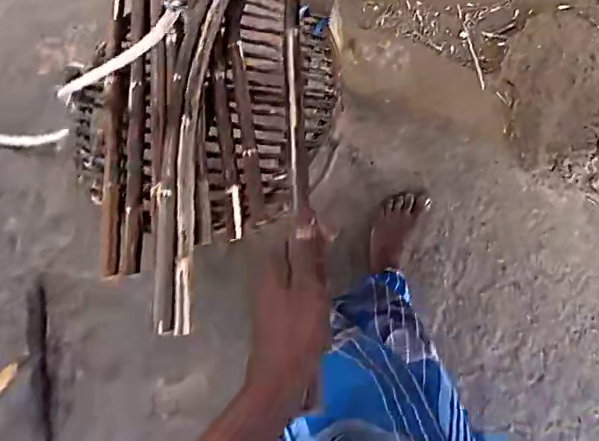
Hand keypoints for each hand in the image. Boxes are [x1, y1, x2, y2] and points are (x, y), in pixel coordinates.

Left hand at [243, 213, 332, 403]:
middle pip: (295, 255)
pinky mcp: (276, 318)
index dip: (313, 232)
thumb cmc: (297, 331)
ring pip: (298, 277)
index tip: (332, 236)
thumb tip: (306, 216)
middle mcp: (266, 277)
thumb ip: (308, 251)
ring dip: (315, 282)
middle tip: (329, 276)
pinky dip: (310, 300)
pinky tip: (320, 315)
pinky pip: (297, 297)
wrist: (280, 383)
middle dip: (315, 260)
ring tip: (326, 297)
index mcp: (272, 265)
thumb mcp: (309, 286)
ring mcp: (269, 299)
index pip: (292, 233)